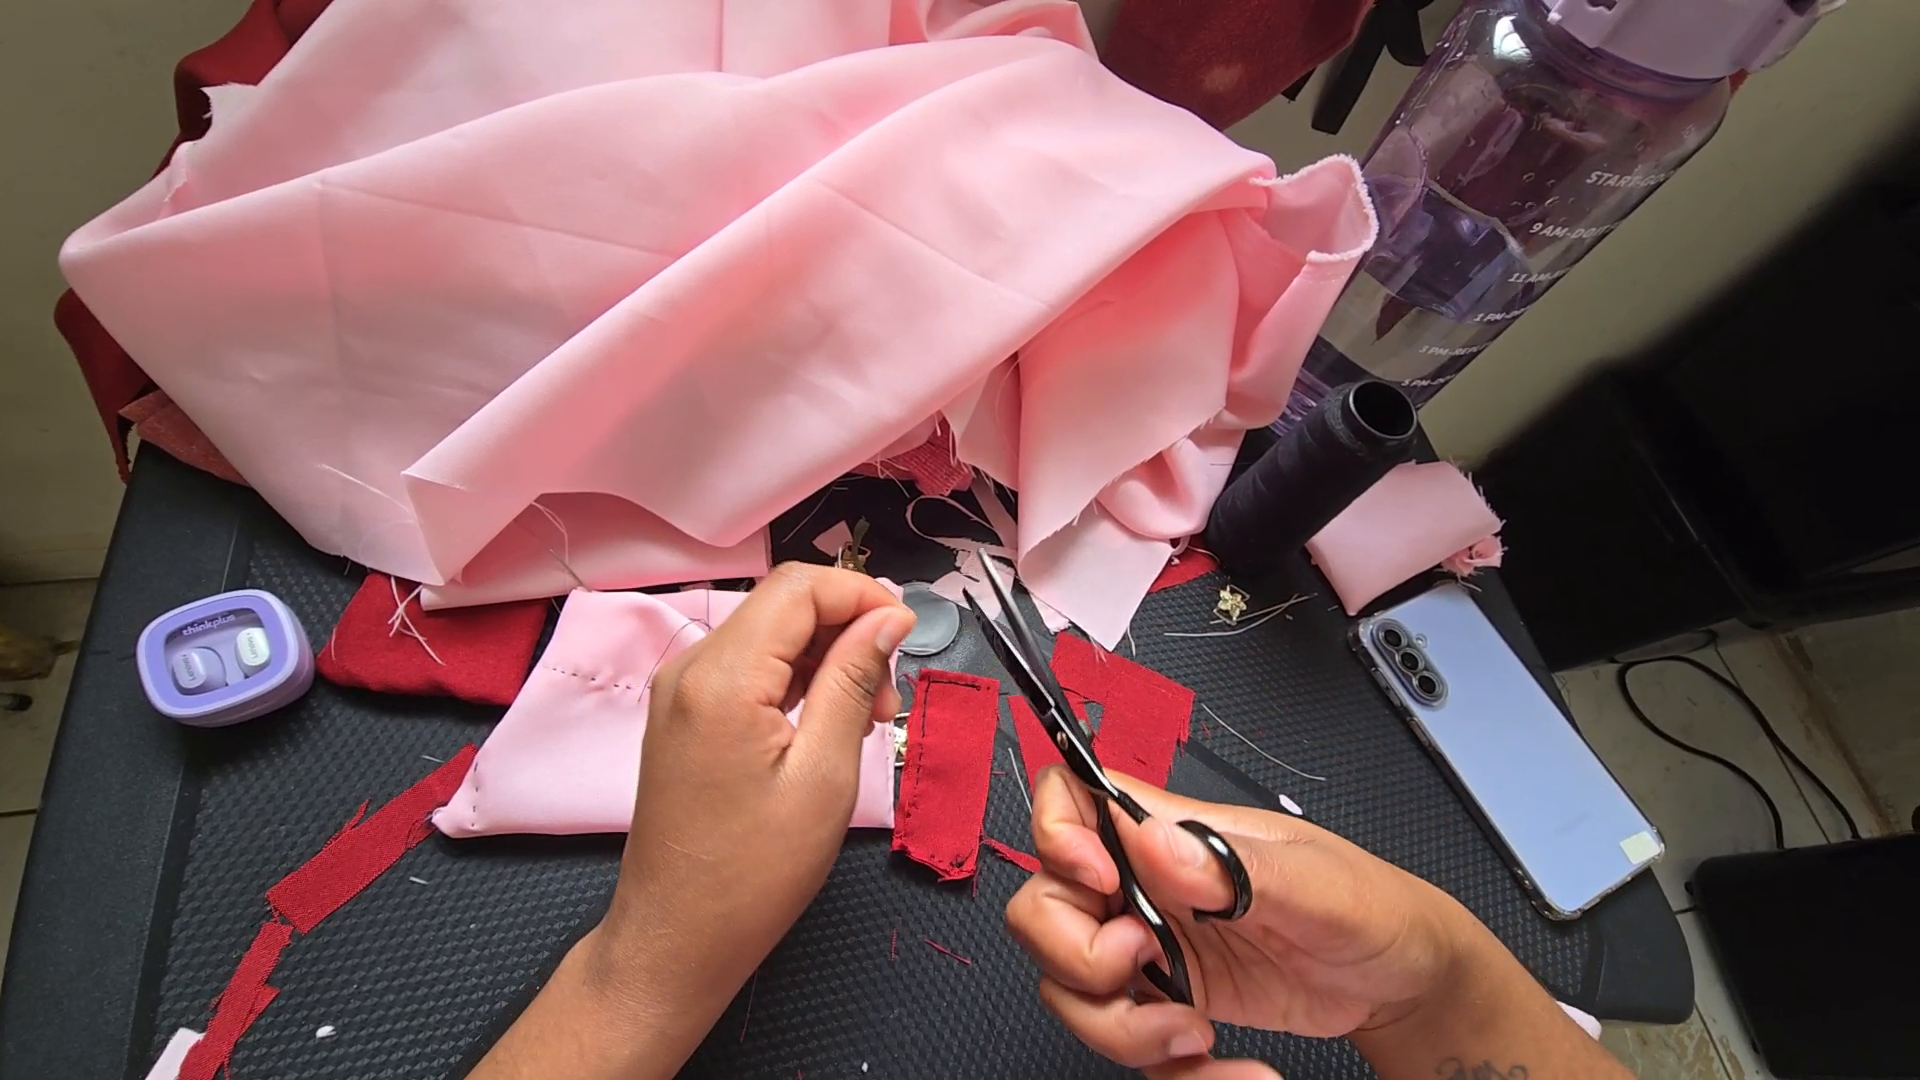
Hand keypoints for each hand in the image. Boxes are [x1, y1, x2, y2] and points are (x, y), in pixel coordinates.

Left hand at [587, 564, 915, 1027]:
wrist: (675, 943)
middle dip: (849, 628)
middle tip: (888, 695)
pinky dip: (801, 677)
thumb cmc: (756, 872)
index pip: (800, 588)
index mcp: (723, 676)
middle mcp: (693, 666)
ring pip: (774, 633)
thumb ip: (854, 680)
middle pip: (786, 604)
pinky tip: (830, 719)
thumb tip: (889, 618)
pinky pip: (755, 666)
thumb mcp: (824, 774)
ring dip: (829, 655)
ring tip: (867, 715)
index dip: (862, 595)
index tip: (907, 634)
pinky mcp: (689, 711)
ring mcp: (685, 688)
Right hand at [1006, 769, 1473, 1077]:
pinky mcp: (1166, 1002)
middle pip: (1043, 905)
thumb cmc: (1364, 904)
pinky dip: (1164, 1073)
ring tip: (1194, 1036)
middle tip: (1148, 966)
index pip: (1068, 798)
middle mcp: (1141, 883)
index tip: (1101, 883)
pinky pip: (1124, 1042)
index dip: (1055, 834)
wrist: (1399, 982)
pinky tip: (1226, 1070)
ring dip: (1119, 1029)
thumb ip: (1234, 866)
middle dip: (1078, 956)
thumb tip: (1152, 840)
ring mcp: (1148, 945)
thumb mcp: (1315, 884)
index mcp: (1165, 831)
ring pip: (1068, 985)